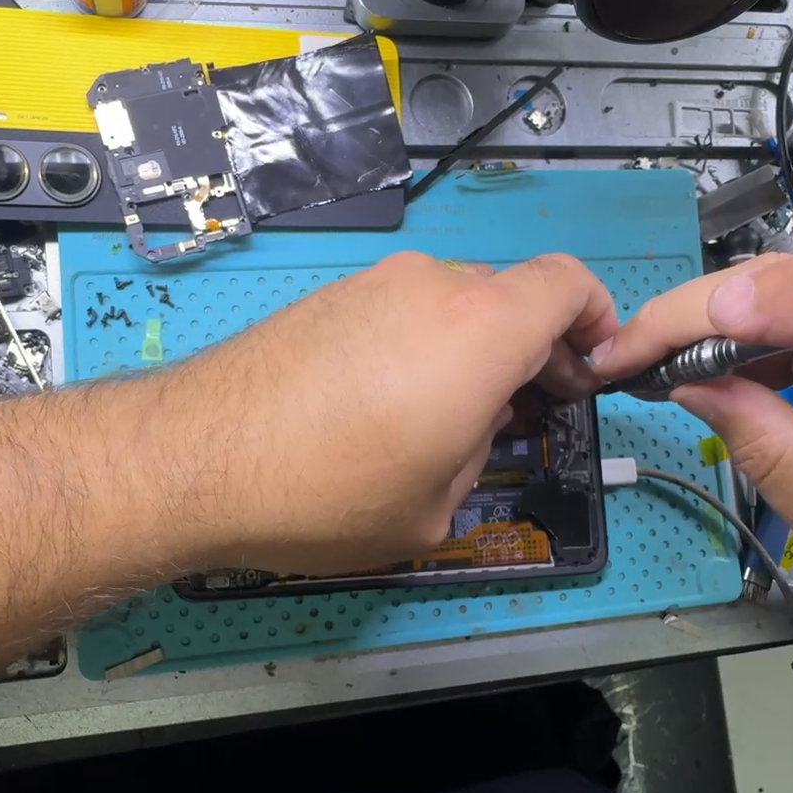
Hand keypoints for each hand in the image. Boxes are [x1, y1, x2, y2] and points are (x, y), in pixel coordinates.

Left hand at [163, 251, 618, 576]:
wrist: (196, 459)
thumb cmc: (327, 494)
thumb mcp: (433, 509)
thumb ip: (478, 450)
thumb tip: (472, 422)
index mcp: (480, 331)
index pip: (569, 284)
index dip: (595, 320)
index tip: (587, 368)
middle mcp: (430, 287)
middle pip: (509, 298)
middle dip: (529, 351)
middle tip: (517, 412)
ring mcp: (372, 284)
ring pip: (451, 305)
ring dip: (469, 350)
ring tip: (440, 418)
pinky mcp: (328, 297)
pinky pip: (400, 309)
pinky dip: (418, 344)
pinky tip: (384, 402)